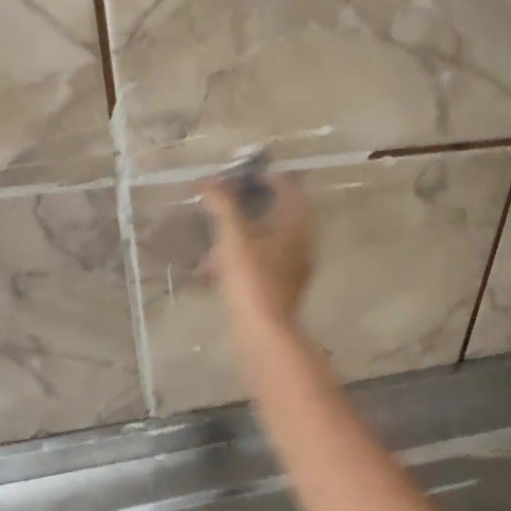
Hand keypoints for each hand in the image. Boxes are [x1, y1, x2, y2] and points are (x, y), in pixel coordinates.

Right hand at [199, 173, 315, 332]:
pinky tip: (210, 273)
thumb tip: (209, 181)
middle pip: (275, 213)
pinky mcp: (279, 289)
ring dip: (236, 239)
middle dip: (244, 209)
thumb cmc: (252, 278)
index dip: (262, 177)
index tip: (236, 177)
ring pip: (263, 242)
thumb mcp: (234, 236)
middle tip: (220, 206)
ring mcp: (292, 267)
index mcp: (298, 223)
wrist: (263, 333)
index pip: (287, 186)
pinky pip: (258, 265)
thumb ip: (223, 204)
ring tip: (209, 246)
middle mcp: (302, 242)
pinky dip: (236, 262)